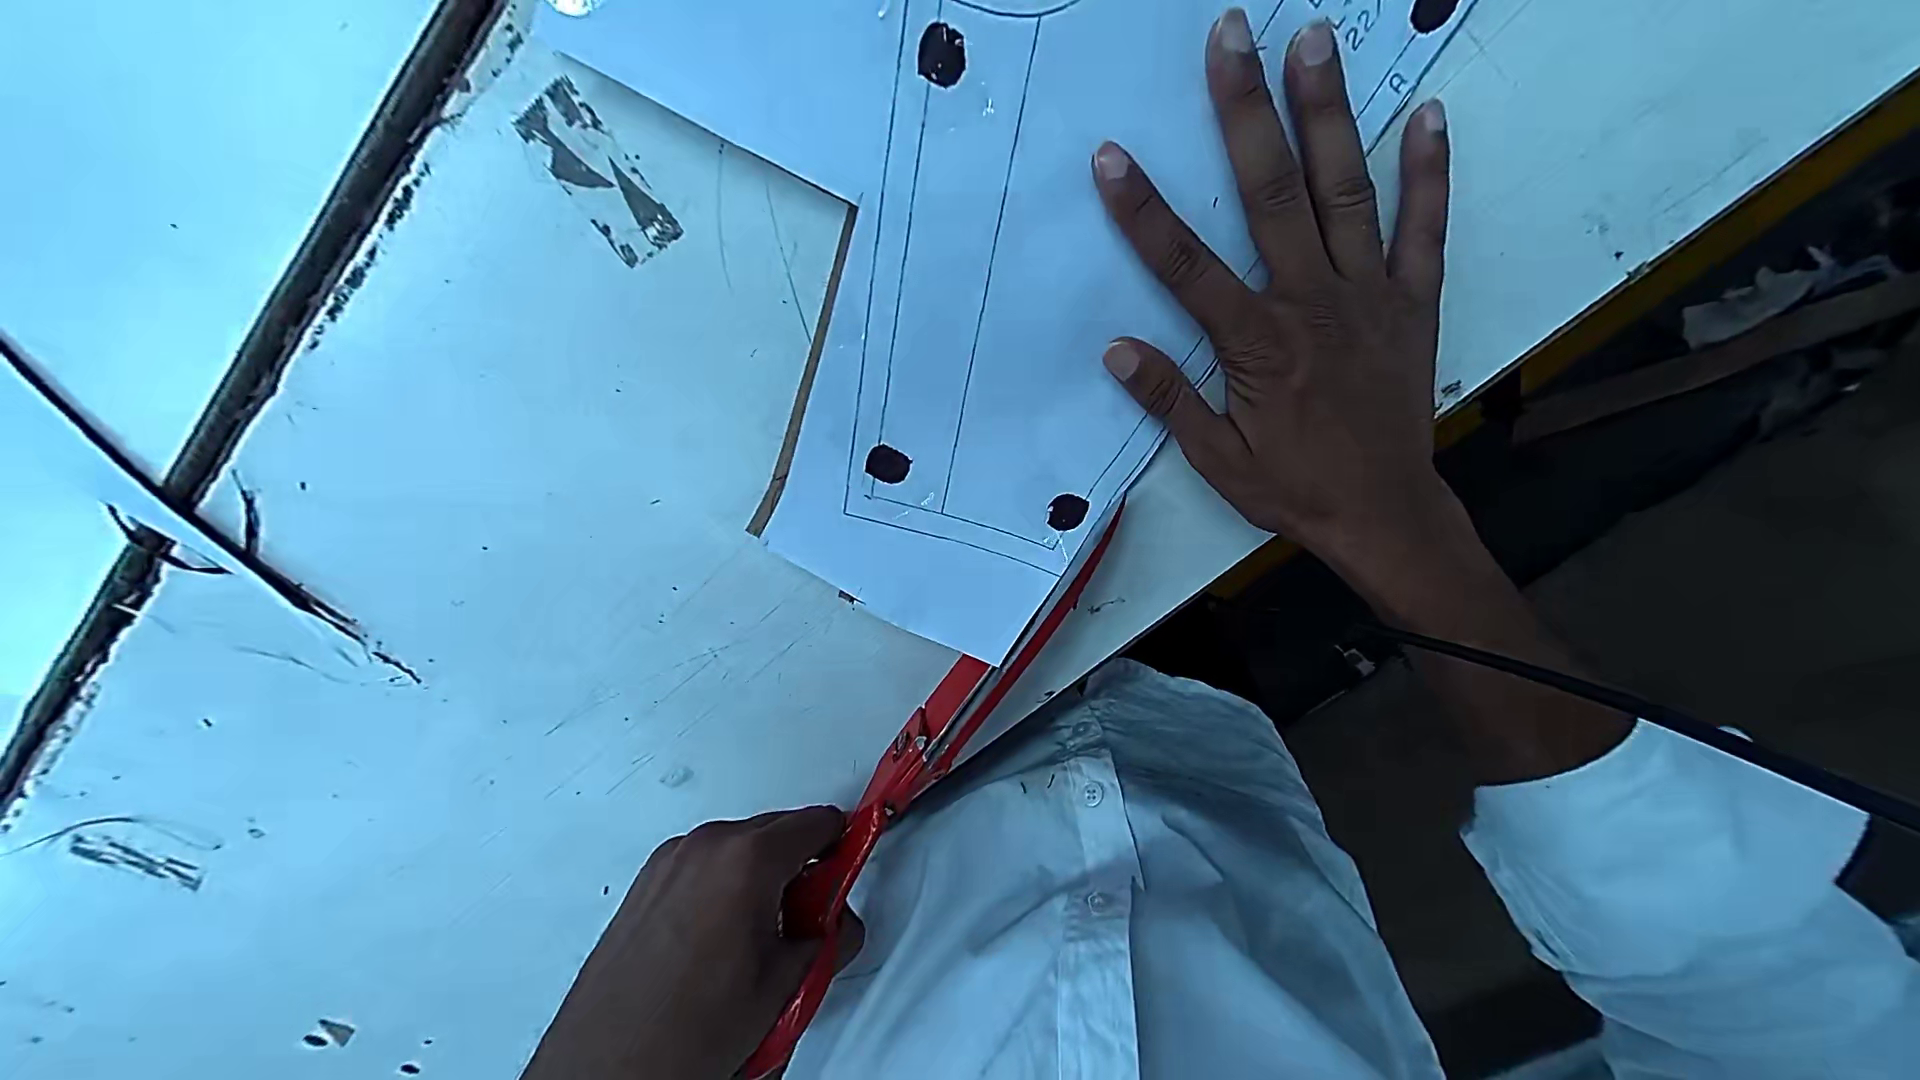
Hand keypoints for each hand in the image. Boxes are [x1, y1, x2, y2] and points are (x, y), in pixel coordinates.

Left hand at [523, 807, 863, 1079]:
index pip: (820, 822)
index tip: (844, 868)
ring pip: (741, 847)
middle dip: (801, 866)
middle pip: (780, 830)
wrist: (605, 1073)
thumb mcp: (787, 987)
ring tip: (754, 942)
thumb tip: (839, 922)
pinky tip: (717, 943)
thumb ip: (832, 937)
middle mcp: (709, 845)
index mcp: (749, 859)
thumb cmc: (684, 1036)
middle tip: (804, 918)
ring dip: (761, 876)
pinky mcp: (647, 880)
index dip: (841, 846)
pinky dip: (723, 885)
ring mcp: (672, 859)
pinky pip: (705, 863)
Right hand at [1093, 11, 1453, 573]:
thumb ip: (1169, 399)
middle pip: (1271, 195)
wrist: (1380, 511)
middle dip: (1244, 112)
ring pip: (1346, 191)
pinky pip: (1423, 228)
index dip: (1144, 211)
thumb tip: (1116, 350)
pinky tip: (1427, 114)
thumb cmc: (1289, 486)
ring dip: (1329, 112)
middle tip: (1232, 35)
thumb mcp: (1215, 456)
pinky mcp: (1412, 303)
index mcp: (1254, 342)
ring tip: (1316, 40)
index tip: (1112, 158)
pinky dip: (1429, 171)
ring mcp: (1368, 295)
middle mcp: (1310, 302)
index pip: (1185, 266)